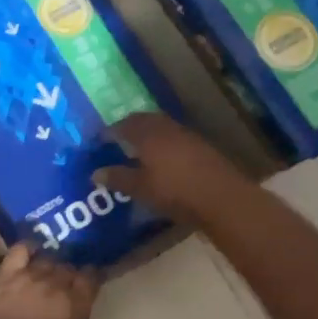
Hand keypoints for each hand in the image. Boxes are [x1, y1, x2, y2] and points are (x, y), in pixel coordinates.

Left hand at [0, 244, 98, 318]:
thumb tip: (79, 304)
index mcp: (76, 304)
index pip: (91, 278)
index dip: (92, 276)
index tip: (91, 279)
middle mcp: (56, 284)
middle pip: (68, 267)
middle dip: (70, 272)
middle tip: (66, 281)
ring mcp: (31, 276)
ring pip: (48, 259)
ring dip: (51, 264)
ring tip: (48, 271)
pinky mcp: (8, 274)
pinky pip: (20, 250)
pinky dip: (28, 247)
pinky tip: (31, 251)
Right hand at [93, 113, 240, 219]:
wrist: (222, 198)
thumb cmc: (175, 191)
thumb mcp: (141, 188)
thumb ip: (118, 178)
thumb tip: (95, 173)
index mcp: (148, 134)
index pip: (123, 125)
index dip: (109, 132)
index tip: (99, 140)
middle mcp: (166, 129)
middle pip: (144, 120)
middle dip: (129, 127)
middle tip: (118, 139)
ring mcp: (187, 136)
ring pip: (162, 127)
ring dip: (148, 133)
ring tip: (138, 148)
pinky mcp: (202, 147)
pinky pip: (175, 137)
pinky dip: (163, 142)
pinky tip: (162, 158)